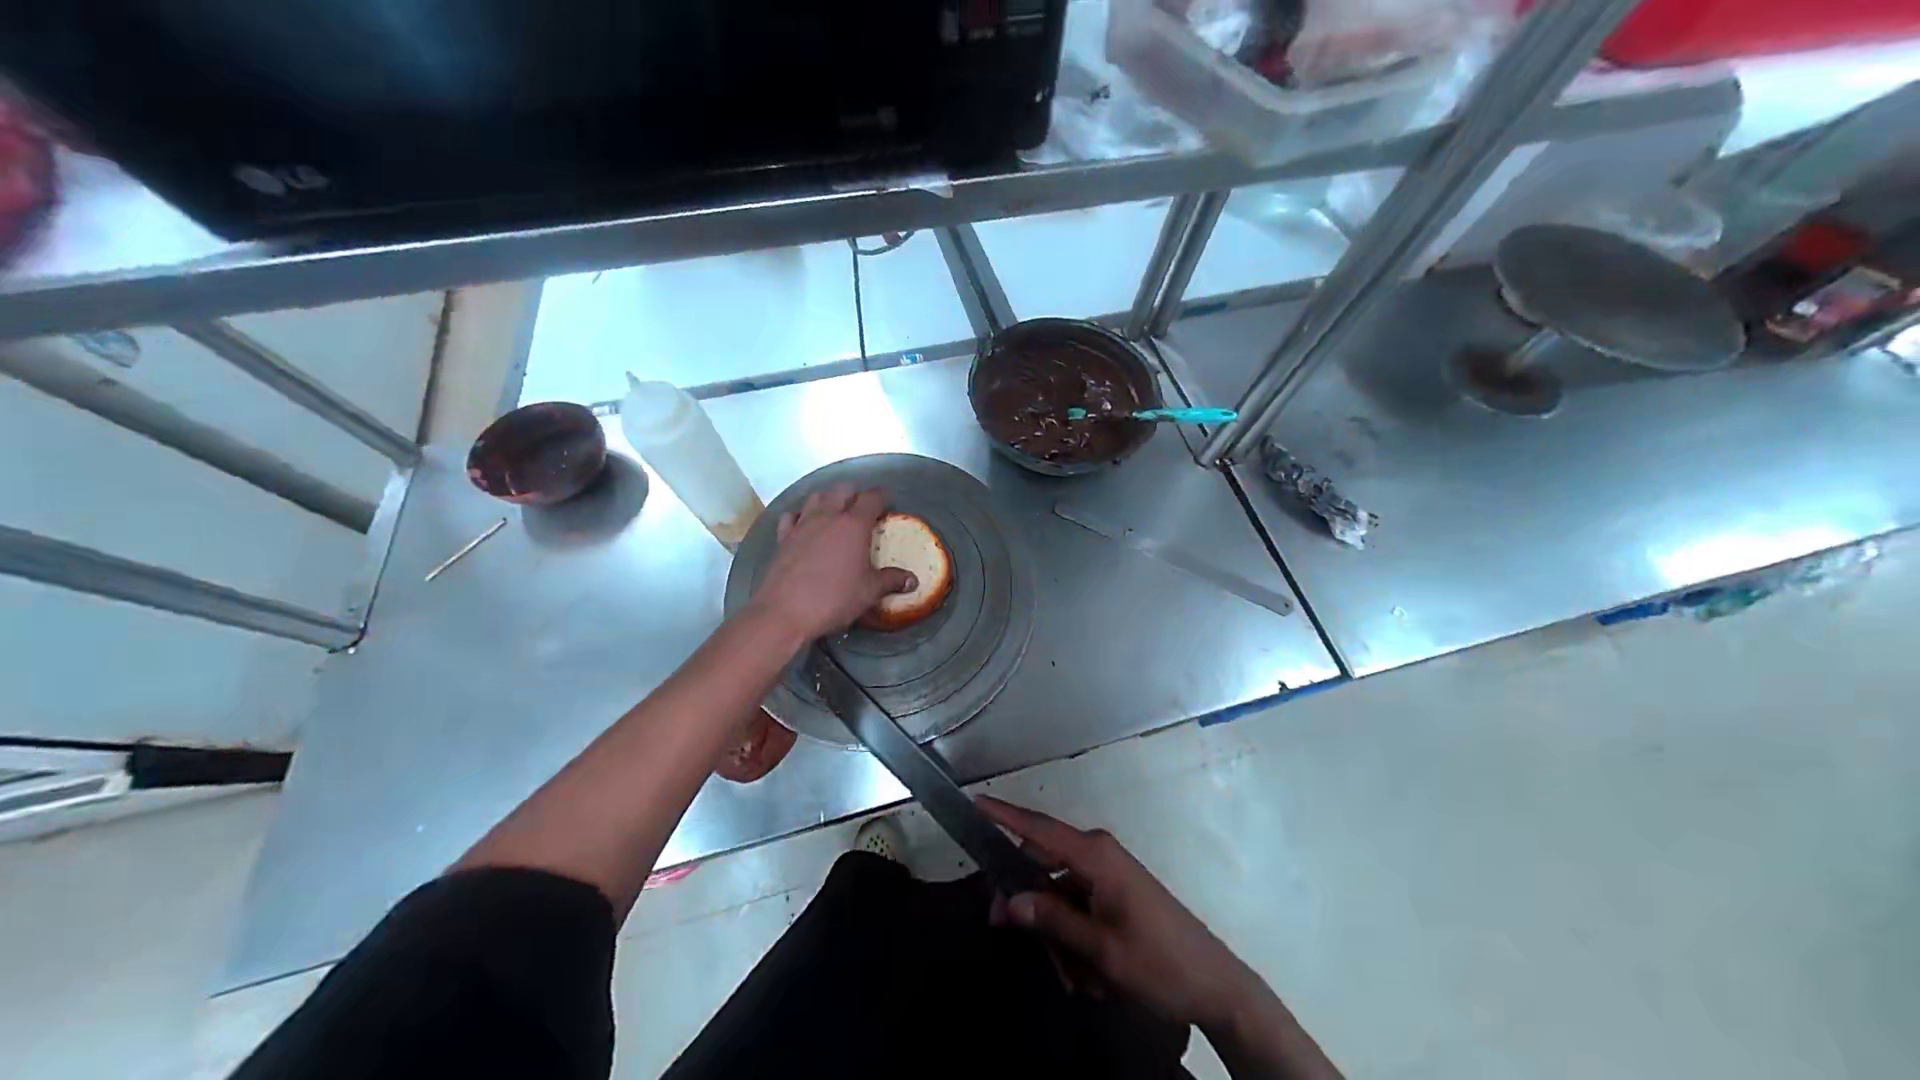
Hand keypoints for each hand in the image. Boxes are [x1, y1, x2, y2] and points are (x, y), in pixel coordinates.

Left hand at [749, 485, 915, 641]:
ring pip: (816, 497)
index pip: (871, 498)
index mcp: (853, 525)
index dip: (882, 496)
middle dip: (855, 493)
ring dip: (828, 499)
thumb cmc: (834, 599)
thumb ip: (891, 580)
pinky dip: (800, 516)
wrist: (785, 612)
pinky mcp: (783, 538)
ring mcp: (802, 525)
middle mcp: (827, 517)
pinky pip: (791, 516)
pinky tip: (804, 526)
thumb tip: (912, 580)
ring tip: (835, 512)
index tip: (889, 500)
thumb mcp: (869, 592)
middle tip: (863, 508)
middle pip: (842, 489)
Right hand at [978, 796, 1270, 1030]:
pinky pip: (1077, 905)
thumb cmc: (1160, 963)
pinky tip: (1087, 976)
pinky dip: (1072, 935)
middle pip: (1041, 863)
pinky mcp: (1115, 892)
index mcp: (1096, 856)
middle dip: (1026, 901)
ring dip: (1055, 931)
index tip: (974, 802)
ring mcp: (1108, 873)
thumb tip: (1009, 899)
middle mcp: (1099, 855)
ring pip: (1058, 892)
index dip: (1004, 814)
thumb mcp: (1101, 950)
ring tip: (1074, 978)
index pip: (1039, 827)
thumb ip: (1052, 920)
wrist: (1217, 987)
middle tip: (1005, 930)